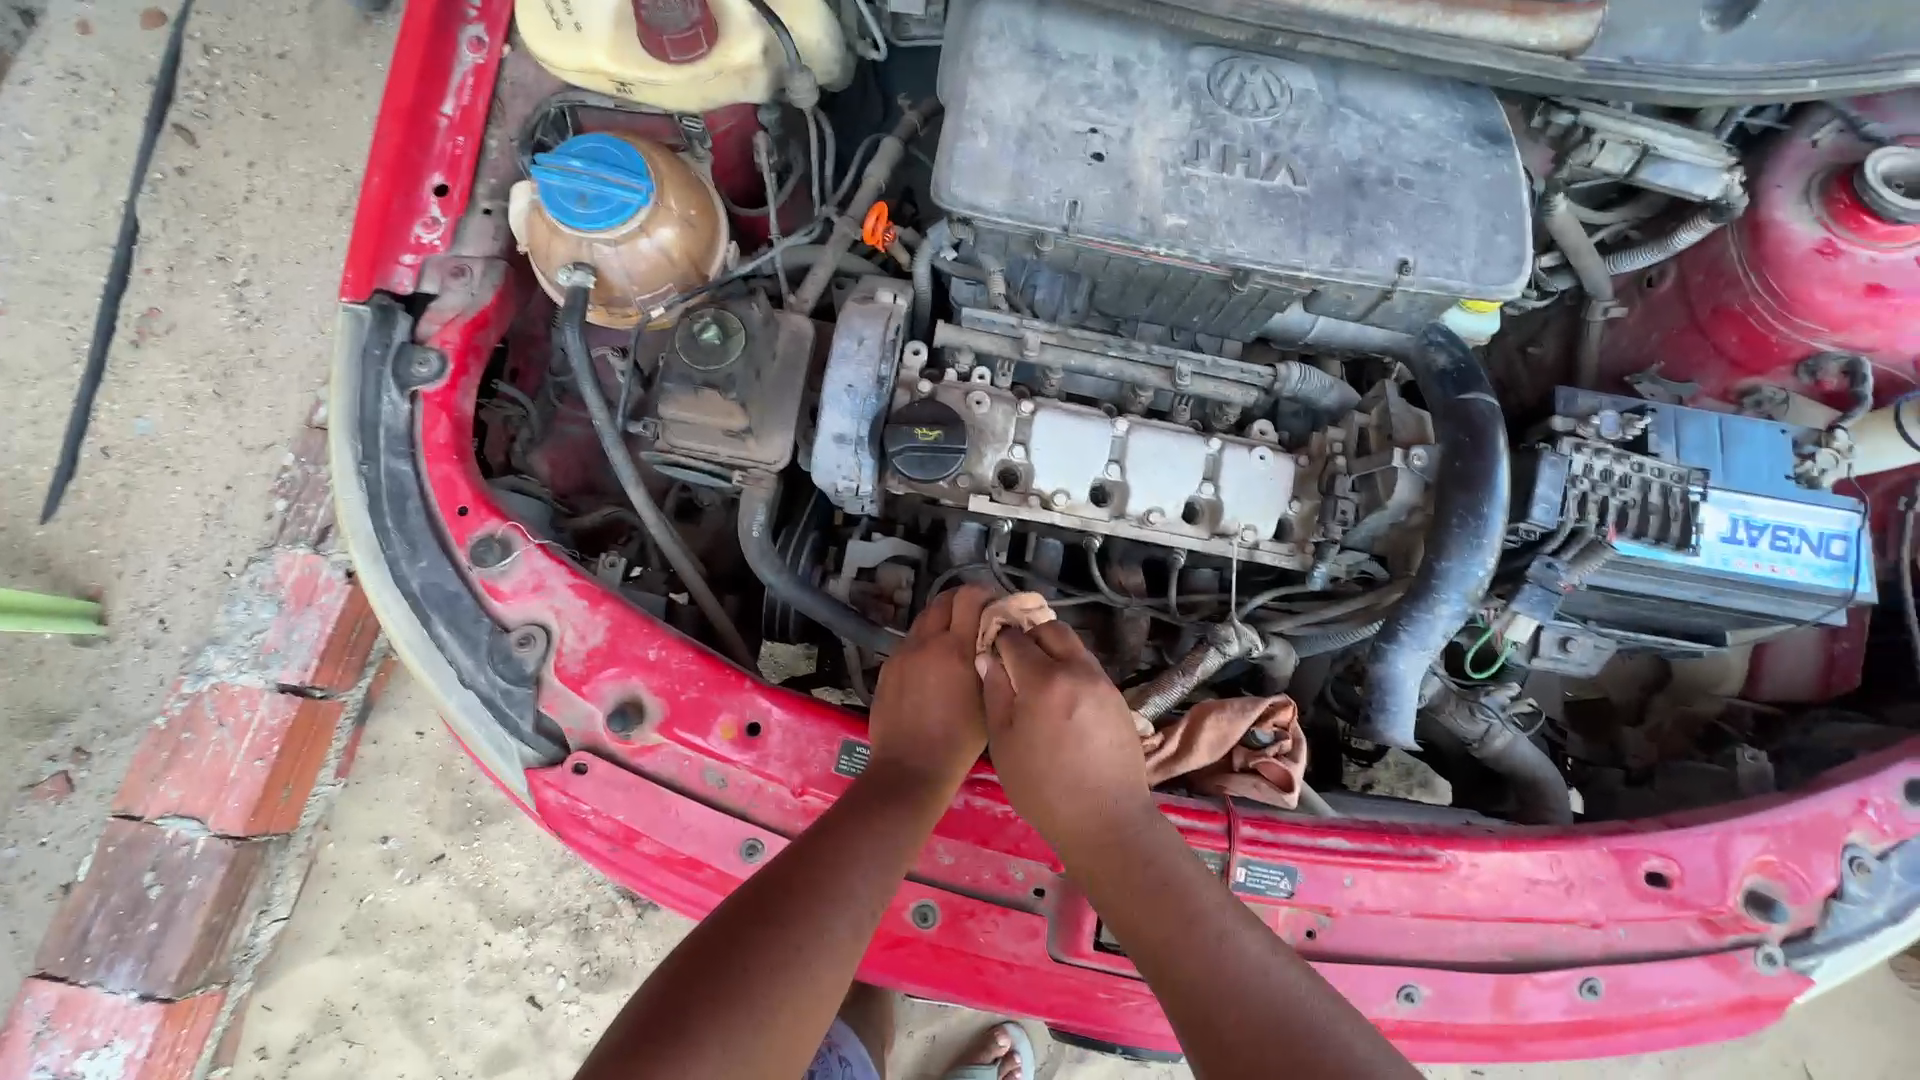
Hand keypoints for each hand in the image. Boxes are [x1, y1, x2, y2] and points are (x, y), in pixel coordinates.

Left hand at [864, 585, 993, 790]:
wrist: (910, 768)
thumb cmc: (959, 742)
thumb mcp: (989, 700)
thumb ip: (994, 662)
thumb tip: (998, 637)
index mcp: (955, 648)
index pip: (969, 596)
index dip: (984, 594)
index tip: (996, 605)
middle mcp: (926, 642)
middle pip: (943, 599)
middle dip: (963, 602)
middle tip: (978, 617)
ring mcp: (902, 653)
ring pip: (924, 619)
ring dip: (943, 620)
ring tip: (957, 641)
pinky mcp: (888, 667)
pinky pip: (910, 642)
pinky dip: (927, 641)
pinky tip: (935, 666)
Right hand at [981, 621, 1154, 854]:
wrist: (1105, 820)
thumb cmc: (1042, 787)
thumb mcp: (1004, 743)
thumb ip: (995, 693)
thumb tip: (988, 659)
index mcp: (1044, 680)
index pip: (1014, 638)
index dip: (998, 642)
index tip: (990, 655)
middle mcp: (1077, 670)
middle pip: (1050, 629)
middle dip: (1029, 637)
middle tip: (1015, 664)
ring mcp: (1102, 682)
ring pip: (1073, 646)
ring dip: (1052, 652)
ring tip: (1038, 684)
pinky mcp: (1118, 697)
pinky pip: (1089, 668)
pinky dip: (1071, 670)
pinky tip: (1062, 703)